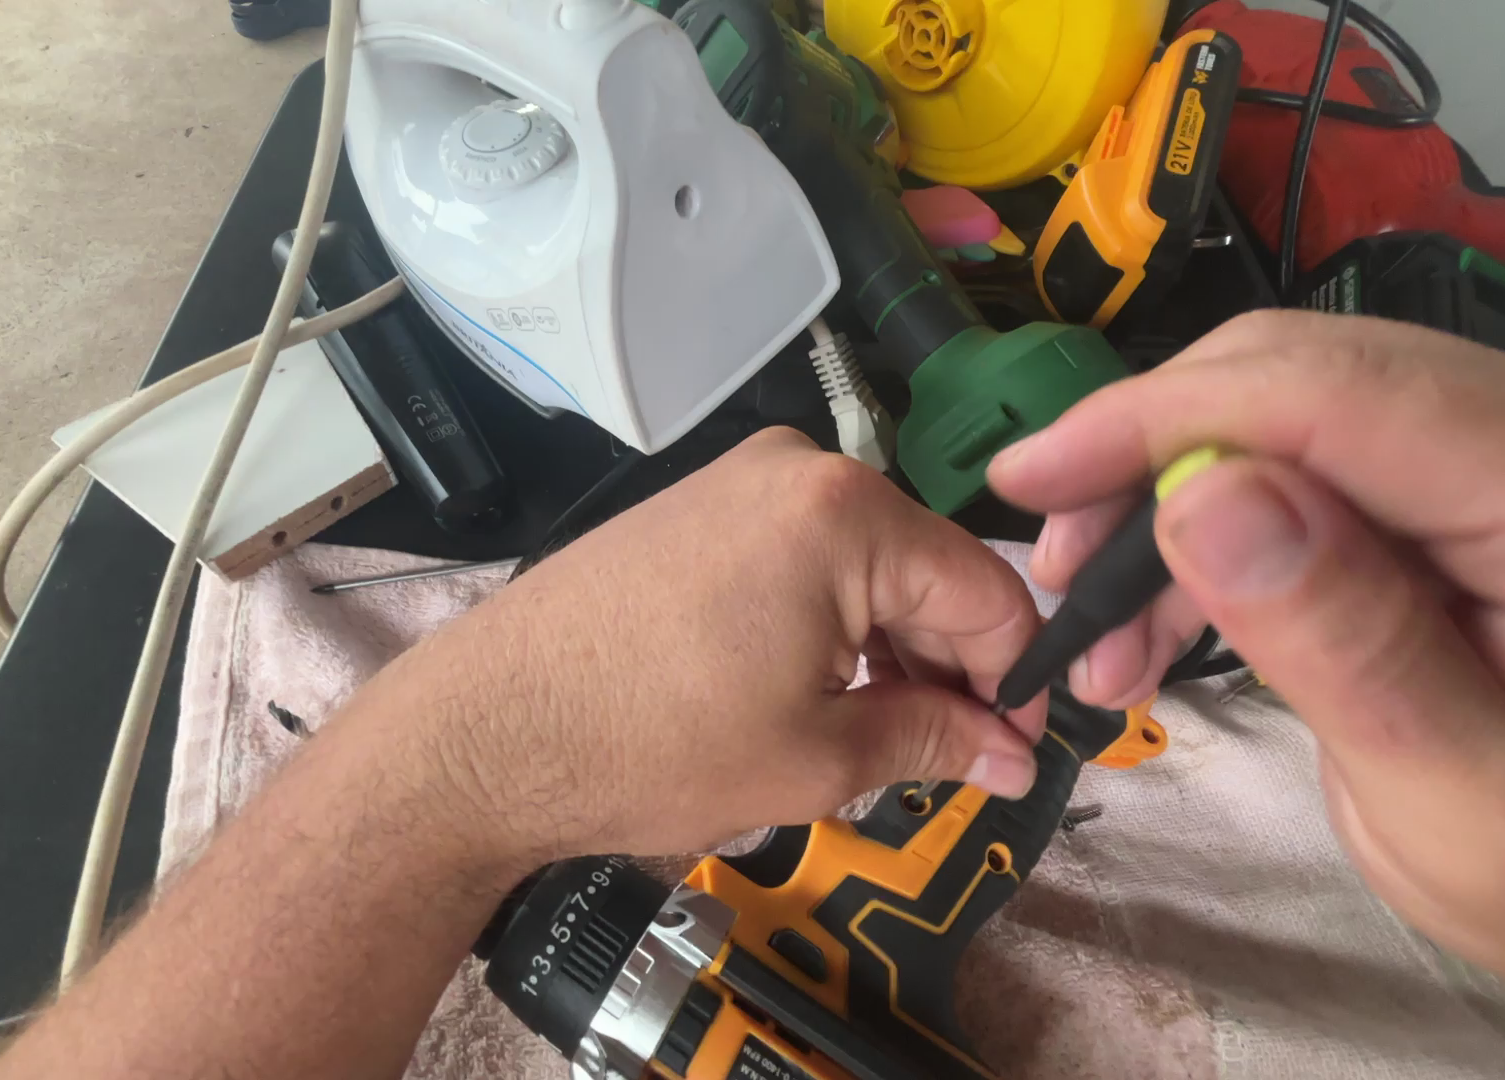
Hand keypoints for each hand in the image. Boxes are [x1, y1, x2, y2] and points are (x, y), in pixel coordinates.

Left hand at [340, 427, 1045, 863]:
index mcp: (846, 512)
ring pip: (865, 563)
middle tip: (954, 751)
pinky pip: (805, 553)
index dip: (1016, 678)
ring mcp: (742, 477)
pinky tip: (819, 677)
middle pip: (924, 569)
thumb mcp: (813, 758)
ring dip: (890, 643)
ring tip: (880, 725)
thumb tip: (1014, 755)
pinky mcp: (702, 502)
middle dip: (949, 663)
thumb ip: (932, 740)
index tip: (1020, 749)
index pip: (986, 591)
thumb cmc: (652, 745)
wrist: (485, 728)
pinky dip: (833, 616)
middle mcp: (801, 468)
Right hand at [988, 312, 1504, 1066]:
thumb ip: (1348, 650)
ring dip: (1153, 509)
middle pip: (1291, 376)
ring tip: (1101, 631)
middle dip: (1135, 464)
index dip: (1156, 418)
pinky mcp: (1456, 477)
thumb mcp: (1484, 822)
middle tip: (1059, 579)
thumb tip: (1199, 499)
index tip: (1026, 479)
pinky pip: (1286, 461)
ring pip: (1268, 412)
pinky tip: (1158, 613)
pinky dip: (1195, 530)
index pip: (1344, 395)